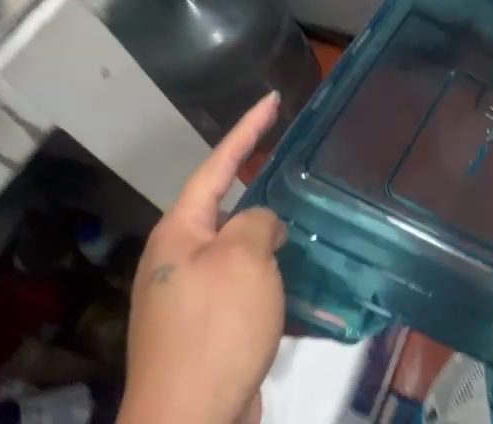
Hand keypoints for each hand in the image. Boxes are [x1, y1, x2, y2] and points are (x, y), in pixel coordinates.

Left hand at [121, 94, 286, 423]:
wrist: (190, 423)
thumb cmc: (214, 328)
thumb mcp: (243, 257)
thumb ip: (258, 222)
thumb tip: (263, 227)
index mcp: (178, 234)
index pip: (217, 166)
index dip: (247, 130)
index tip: (272, 99)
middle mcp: (179, 261)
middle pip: (226, 208)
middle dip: (263, 186)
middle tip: (303, 164)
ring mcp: (192, 299)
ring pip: (242, 250)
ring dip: (276, 236)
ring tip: (314, 219)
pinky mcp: (211, 331)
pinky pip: (249, 287)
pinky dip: (277, 276)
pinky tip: (307, 278)